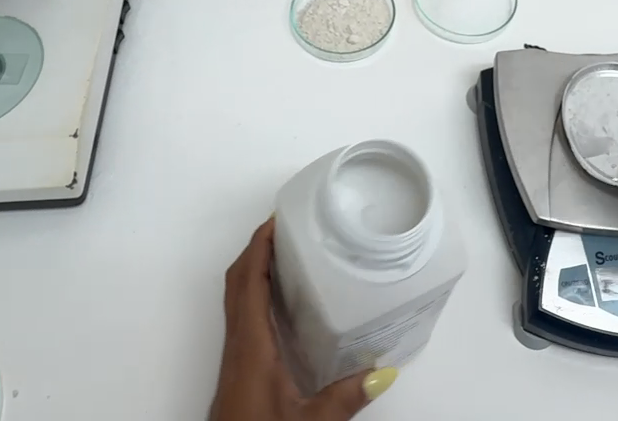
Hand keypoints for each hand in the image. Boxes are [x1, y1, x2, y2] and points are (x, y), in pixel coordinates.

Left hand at [210, 219, 395, 420]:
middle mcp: (237, 342)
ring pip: (235, 297)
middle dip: (256, 248)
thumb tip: (384, 371)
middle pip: (237, 281)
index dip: (259, 245)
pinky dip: (255, 293)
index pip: (248, 280)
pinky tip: (280, 303)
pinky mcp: (237, 368)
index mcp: (251, 343)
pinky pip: (241, 314)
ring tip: (286, 254)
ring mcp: (234, 355)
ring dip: (254, 268)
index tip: (279, 218)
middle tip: (288, 227)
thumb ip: (345, 398)